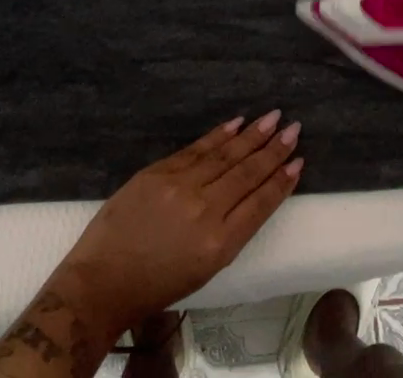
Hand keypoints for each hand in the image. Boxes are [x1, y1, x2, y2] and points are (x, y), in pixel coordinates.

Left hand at [53, 112, 302, 330]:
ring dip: (251, 135)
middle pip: (246, 173)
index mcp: (220, 244)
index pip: (260, 203)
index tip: (299, 160)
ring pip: (224, 156)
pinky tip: (236, 123)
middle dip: (273, 149)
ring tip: (272, 118)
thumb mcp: (205, 269)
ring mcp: (180, 187)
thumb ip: (229, 232)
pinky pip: (196, 149)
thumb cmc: (156, 285)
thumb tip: (248, 196)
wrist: (103, 280)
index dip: (281, 181)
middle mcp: (205, 210)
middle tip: (293, 128)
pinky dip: (218, 135)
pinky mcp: (158, 172)